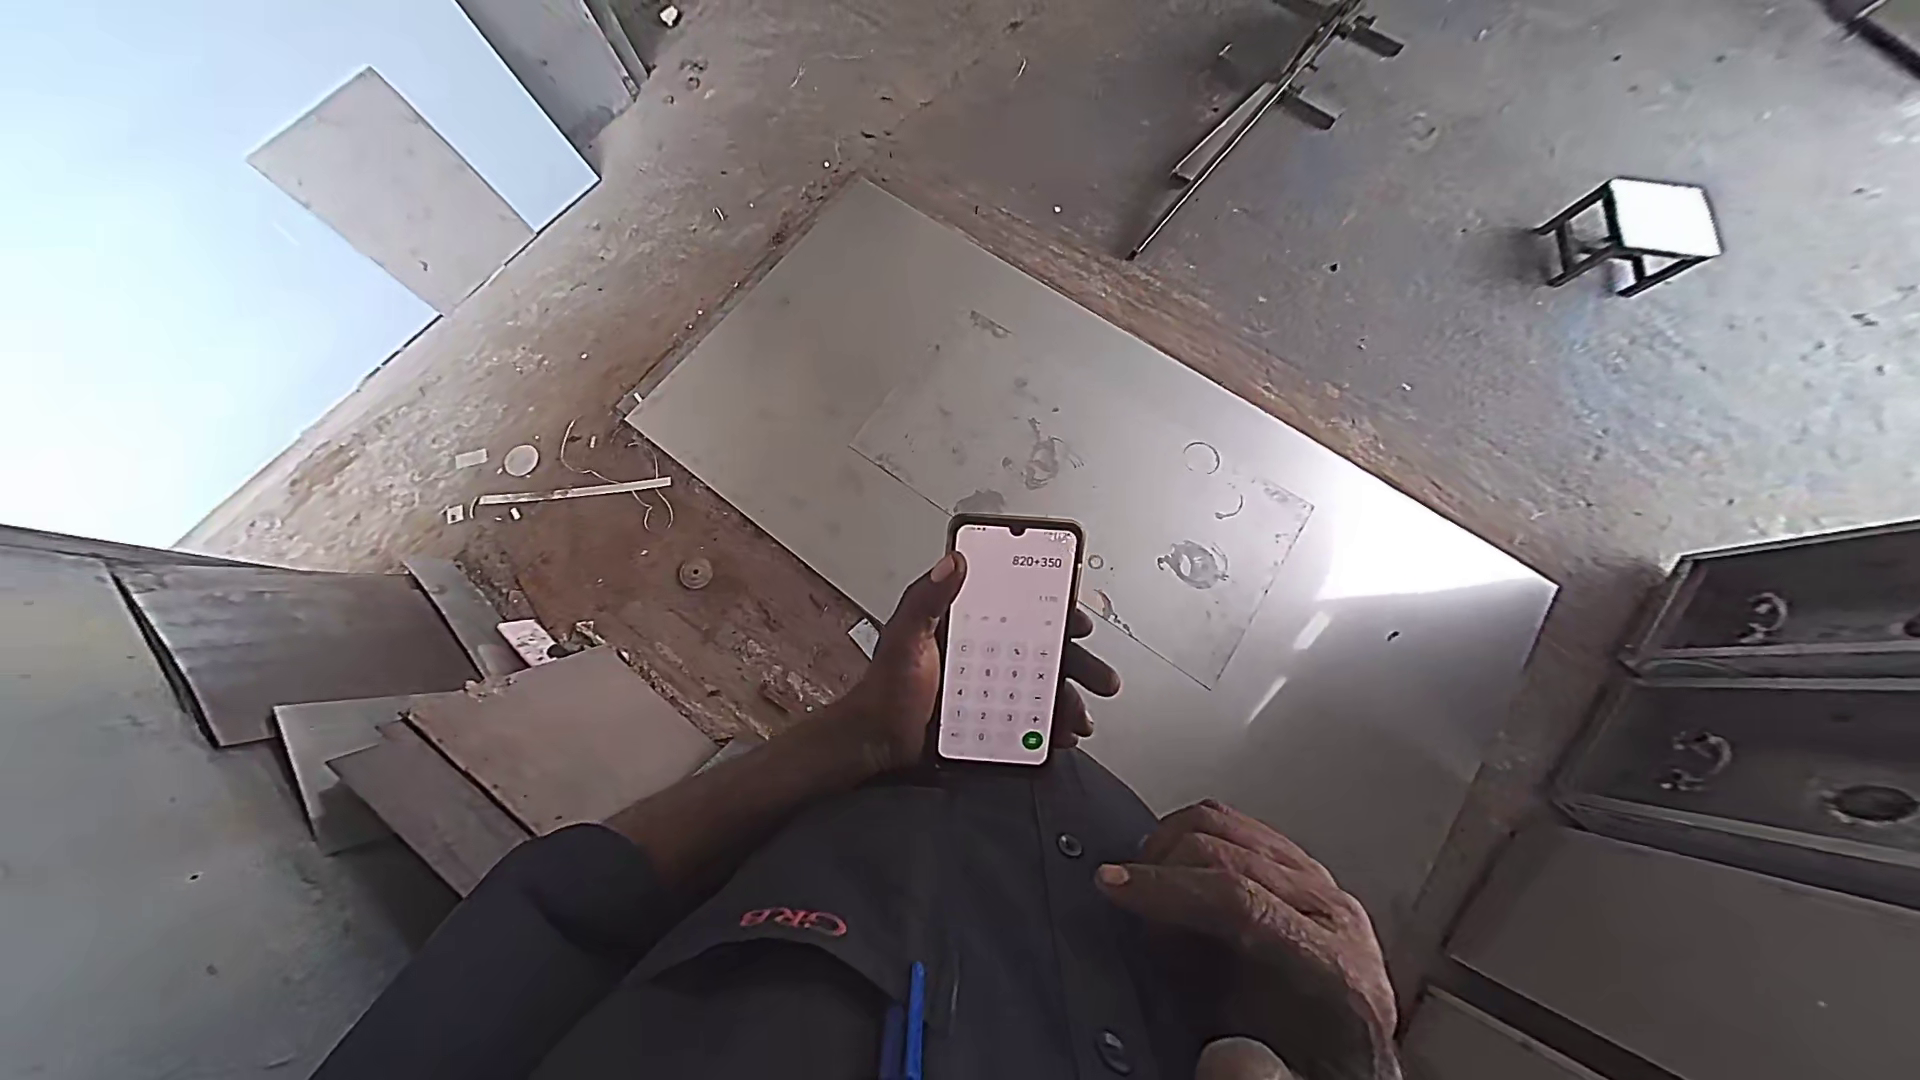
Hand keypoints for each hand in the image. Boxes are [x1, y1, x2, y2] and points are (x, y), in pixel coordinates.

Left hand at [839, 551, 1121, 770]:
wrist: (876, 742)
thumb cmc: (885, 688)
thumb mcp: (906, 638)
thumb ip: (926, 600)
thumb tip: (953, 560)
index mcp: (966, 624)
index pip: (1019, 607)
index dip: (1055, 610)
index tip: (1079, 621)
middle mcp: (983, 651)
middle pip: (1043, 650)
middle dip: (1078, 664)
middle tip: (1103, 680)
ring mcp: (988, 685)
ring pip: (1041, 687)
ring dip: (1068, 700)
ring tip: (1080, 721)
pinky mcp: (988, 716)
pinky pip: (1028, 718)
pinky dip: (1049, 726)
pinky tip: (1060, 737)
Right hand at [1095, 801, 1397, 1079]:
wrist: (1342, 1056)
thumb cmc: (1308, 1065)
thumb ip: (1261, 1079)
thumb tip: (1223, 1064)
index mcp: (1335, 968)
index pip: (1238, 899)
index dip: (1168, 888)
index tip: (1112, 886)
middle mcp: (1328, 909)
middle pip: (1221, 852)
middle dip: (1157, 874)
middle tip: (1131, 912)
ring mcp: (1310, 876)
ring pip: (1219, 822)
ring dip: (1167, 846)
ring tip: (1149, 889)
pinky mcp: (1291, 860)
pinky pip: (1226, 819)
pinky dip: (1185, 834)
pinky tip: (1172, 870)